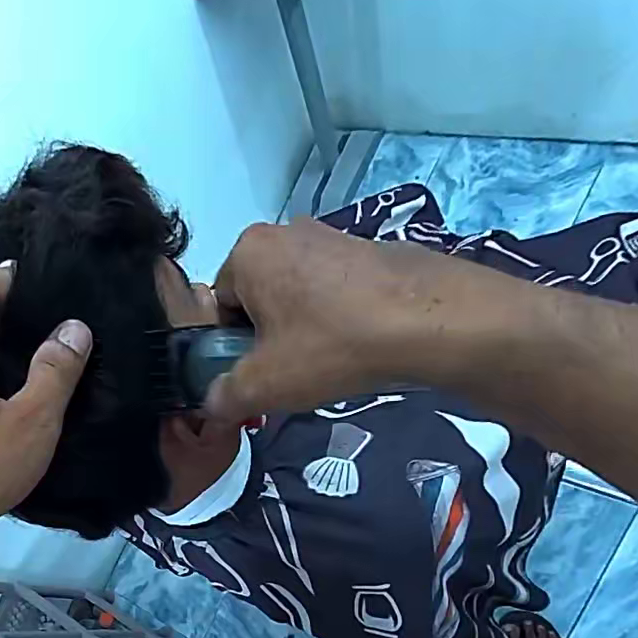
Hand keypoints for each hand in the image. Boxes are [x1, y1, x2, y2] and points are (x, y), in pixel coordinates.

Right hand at [204, 218, 529, 420]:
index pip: (220, 306)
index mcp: (248, 251)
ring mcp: (332, 235)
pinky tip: (358, 346)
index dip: (232, 348)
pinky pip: (336, 292)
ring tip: (330, 363)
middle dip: (269, 339)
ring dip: (304, 331)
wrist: (426, 321)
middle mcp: (286, 231)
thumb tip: (211, 405)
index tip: (257, 376)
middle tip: (293, 375)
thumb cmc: (330, 346)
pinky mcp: (370, 249)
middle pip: (259, 299)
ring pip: (299, 296)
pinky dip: (338, 319)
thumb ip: (225, 396)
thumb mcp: (264, 384)